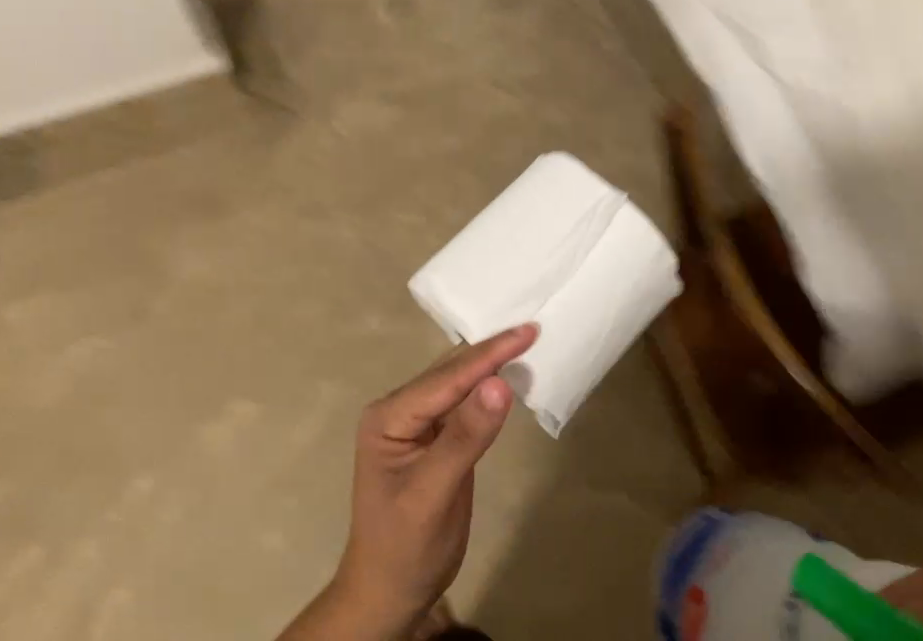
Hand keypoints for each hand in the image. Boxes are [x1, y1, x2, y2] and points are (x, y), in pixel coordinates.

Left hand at [280, 324, 538, 640]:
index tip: (528, 331)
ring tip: (528, 342)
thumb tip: (500, 383)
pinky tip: (510, 381)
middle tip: (534, 328)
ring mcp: (418, 425)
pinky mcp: (436, 440)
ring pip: (459, 385)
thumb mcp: (434, 494)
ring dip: (491, 366)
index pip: (447, 378)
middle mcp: (400, 411)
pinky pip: (464, 406)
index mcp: (388, 417)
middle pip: (452, 373)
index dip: (489, 355)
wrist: (389, 594)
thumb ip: (465, 437)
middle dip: (491, 352)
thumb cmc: (404, 547)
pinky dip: (489, 392)